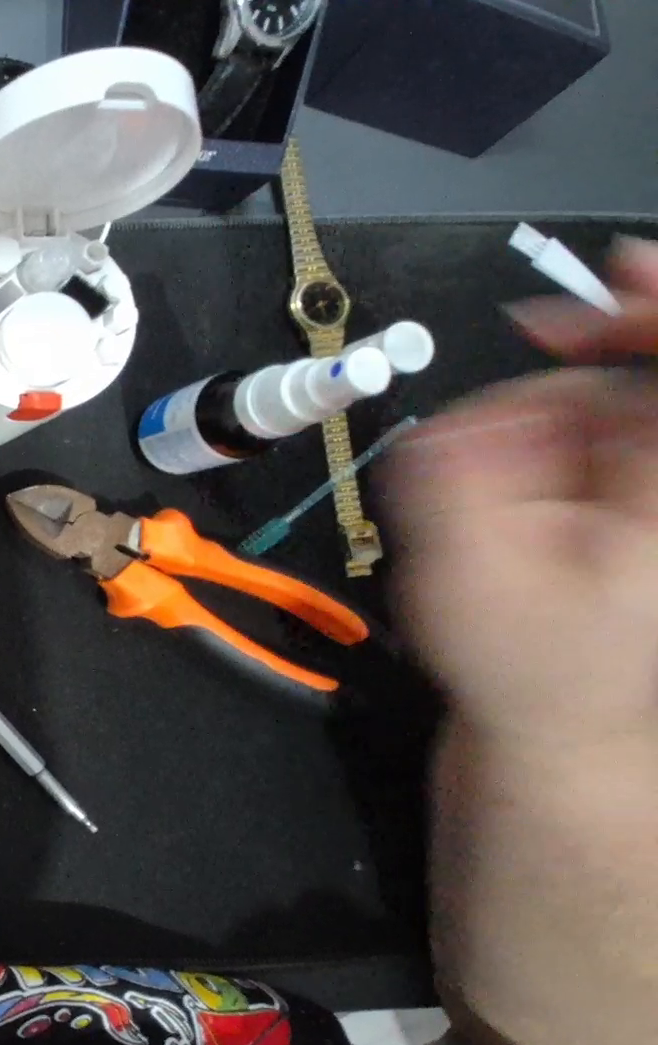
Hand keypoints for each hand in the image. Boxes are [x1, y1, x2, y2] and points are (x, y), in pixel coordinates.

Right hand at [390, 237, 657, 743]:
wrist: (557, 715)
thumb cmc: (519, 655)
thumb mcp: (469, 569)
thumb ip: (458, 479)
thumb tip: (465, 416)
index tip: (612, 277)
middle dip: (620, 335)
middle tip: (546, 327)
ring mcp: (656, 494)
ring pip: (636, 400)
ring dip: (567, 394)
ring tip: (494, 452)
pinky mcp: (644, 498)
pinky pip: (623, 427)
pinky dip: (571, 415)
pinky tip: (524, 446)